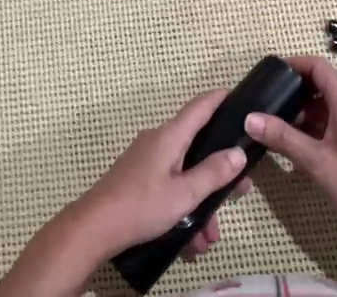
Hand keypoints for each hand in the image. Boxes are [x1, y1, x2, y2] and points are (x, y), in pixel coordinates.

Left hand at [58, 89, 253, 261]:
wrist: (95, 227)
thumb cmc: (141, 206)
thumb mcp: (184, 194)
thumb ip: (213, 173)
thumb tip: (238, 152)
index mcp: (170, 136)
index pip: (200, 106)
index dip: (221, 99)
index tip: (241, 99)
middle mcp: (158, 140)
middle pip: (196, 145)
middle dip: (219, 170)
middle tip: (240, 189)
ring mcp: (146, 158)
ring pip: (184, 172)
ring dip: (200, 200)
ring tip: (209, 236)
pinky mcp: (138, 177)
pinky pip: (170, 184)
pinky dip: (183, 206)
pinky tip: (190, 239)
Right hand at [241, 55, 336, 245]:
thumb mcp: (316, 162)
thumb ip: (282, 137)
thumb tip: (250, 119)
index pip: (319, 66)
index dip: (294, 64)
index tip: (271, 74)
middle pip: (323, 84)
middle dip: (295, 91)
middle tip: (269, 103)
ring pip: (329, 105)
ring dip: (305, 113)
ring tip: (278, 128)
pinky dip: (317, 128)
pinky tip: (300, 149)